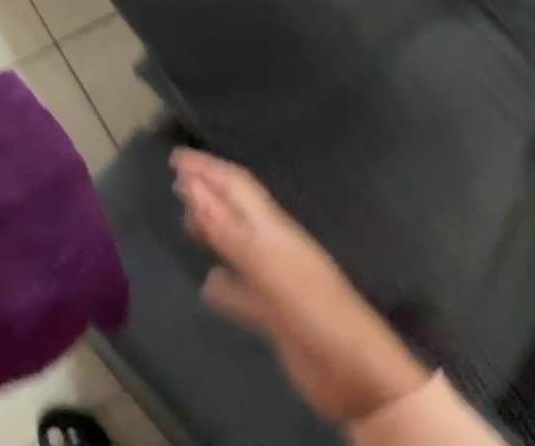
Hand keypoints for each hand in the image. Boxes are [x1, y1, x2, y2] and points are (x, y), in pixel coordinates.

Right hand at [172, 148, 428, 426]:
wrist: (359, 376)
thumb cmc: (314, 312)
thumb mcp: (268, 267)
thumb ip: (227, 230)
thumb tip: (190, 186)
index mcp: (273, 230)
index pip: (236, 187)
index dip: (207, 168)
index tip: (176, 156)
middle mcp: (272, 249)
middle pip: (235, 211)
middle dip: (207, 192)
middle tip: (175, 182)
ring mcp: (274, 282)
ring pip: (235, 246)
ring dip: (212, 230)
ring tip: (185, 221)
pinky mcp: (273, 315)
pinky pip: (241, 291)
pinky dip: (223, 284)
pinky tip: (208, 286)